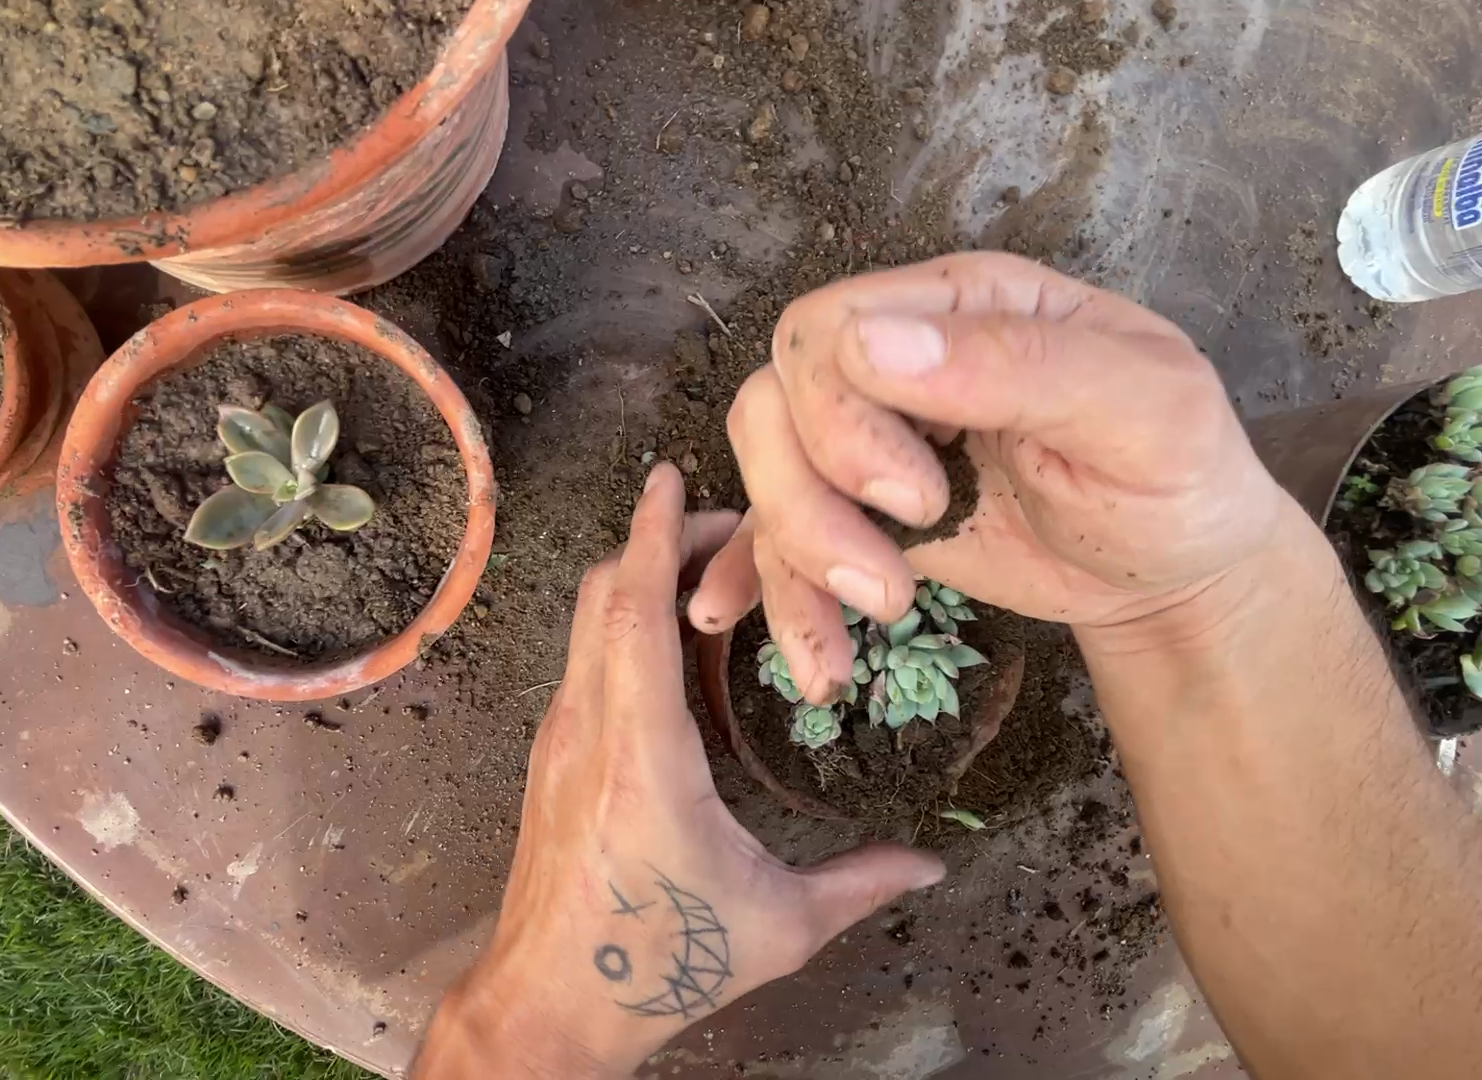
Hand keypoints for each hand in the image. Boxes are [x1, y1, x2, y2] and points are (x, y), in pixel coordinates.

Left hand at [414, 465, 946, 1078]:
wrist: (549, 1000)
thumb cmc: (662, 959)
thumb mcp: (776, 924)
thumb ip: (859, 883)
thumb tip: (932, 865)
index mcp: (644, 752)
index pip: (639, 613)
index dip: (656, 535)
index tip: (671, 479)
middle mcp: (590, 724)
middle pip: (605, 593)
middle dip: (656, 539)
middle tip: (723, 527)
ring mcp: (560, 732)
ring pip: (587, 618)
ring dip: (637, 575)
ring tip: (702, 567)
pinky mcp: (552, 748)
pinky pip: (582, 652)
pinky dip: (620, 616)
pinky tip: (666, 633)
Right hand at [688, 253, 1291, 701]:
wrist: (1168, 571)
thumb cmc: (1173, 477)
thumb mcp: (1140, 407)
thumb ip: (1015, 363)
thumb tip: (869, 343)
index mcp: (955, 309)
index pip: (821, 334)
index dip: (838, 418)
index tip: (920, 499)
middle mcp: (891, 368)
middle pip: (769, 406)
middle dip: (810, 499)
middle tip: (892, 571)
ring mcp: (864, 447)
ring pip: (763, 475)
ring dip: (796, 555)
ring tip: (882, 612)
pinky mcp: (855, 519)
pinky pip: (776, 544)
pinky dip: (768, 592)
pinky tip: (757, 633)